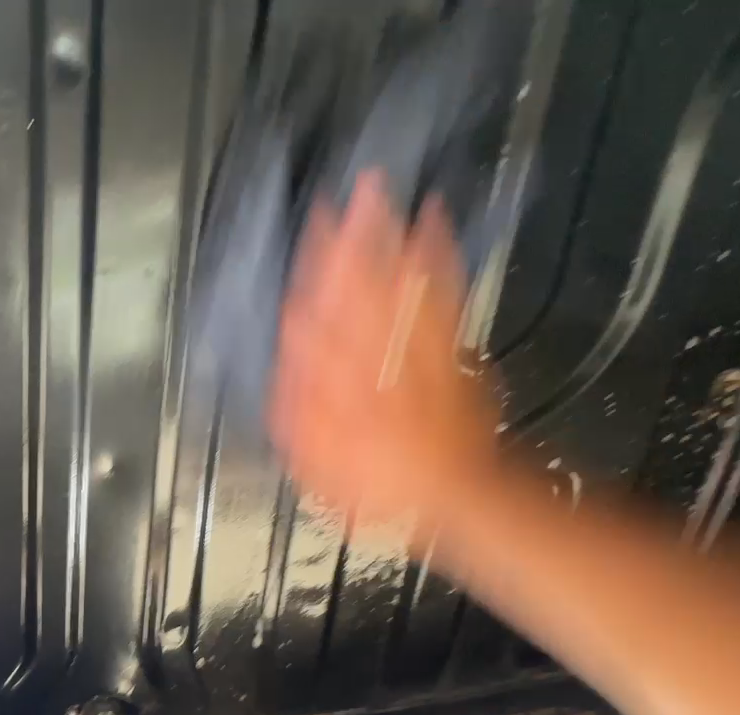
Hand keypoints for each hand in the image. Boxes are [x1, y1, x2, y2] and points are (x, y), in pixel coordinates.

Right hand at [268, 171, 501, 526]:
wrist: (451, 496)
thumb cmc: (376, 484)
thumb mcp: (314, 458)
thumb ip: (297, 403)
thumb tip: (288, 347)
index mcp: (339, 385)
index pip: (318, 317)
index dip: (313, 272)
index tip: (311, 230)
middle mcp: (379, 360)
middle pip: (363, 291)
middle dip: (356, 240)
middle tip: (353, 193)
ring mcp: (419, 354)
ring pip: (402, 288)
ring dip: (395, 242)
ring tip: (387, 200)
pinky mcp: (451, 353)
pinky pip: (445, 299)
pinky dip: (440, 262)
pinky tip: (435, 232)